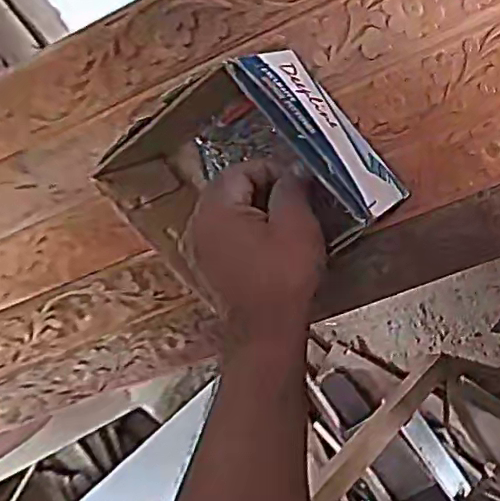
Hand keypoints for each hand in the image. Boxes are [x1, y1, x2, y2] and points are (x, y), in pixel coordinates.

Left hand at [183, 161, 326, 349]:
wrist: (267, 330)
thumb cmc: (284, 275)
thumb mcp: (297, 224)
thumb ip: (292, 189)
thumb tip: (294, 171)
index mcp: (215, 209)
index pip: (241, 170)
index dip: (274, 170)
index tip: (301, 183)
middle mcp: (197, 224)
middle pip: (231, 190)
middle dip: (266, 189)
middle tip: (300, 201)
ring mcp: (199, 249)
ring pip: (229, 214)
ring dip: (259, 211)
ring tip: (290, 223)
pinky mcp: (208, 268)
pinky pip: (227, 236)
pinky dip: (250, 232)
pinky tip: (274, 246)